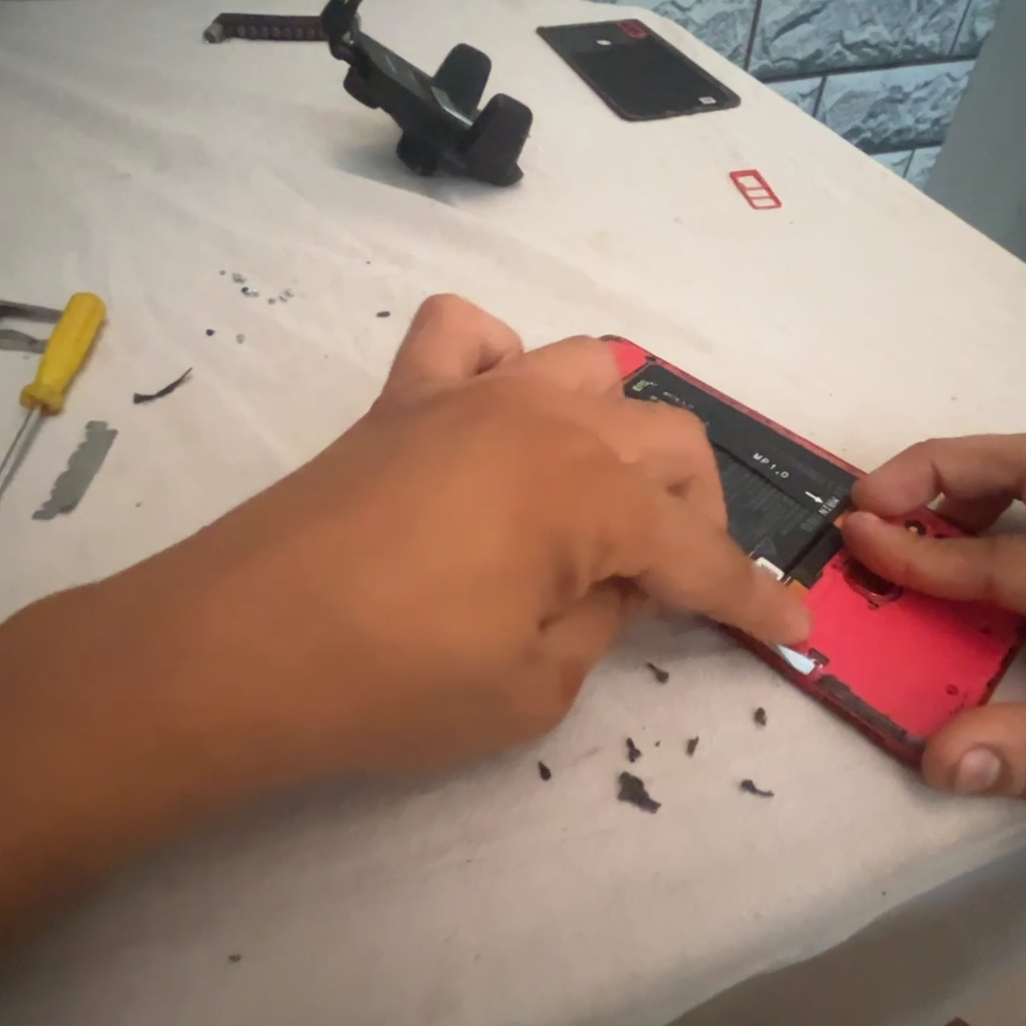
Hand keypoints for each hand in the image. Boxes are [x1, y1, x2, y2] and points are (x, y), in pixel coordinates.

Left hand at [88, 294, 807, 782]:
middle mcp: (548, 420)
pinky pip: (469, 336)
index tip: (791, 623)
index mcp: (591, 496)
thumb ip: (602, 625)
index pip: (702, 553)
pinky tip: (500, 414)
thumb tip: (618, 583)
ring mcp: (472, 394)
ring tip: (603, 495)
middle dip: (697, 513)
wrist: (234, 651)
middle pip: (670, 441)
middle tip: (676, 580)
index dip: (752, 596)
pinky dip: (503, 362)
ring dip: (622, 432)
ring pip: (592, 368)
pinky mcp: (404, 398)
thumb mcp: (533, 690)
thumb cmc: (390, 686)